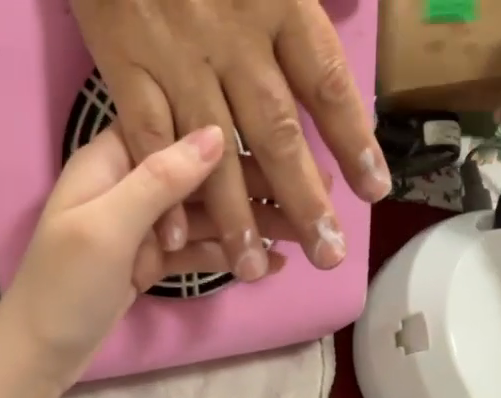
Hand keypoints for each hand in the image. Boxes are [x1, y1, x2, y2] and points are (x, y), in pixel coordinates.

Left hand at [0, 126, 284, 379]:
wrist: (39, 354)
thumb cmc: (65, 287)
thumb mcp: (108, 226)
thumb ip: (160, 179)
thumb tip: (217, 133)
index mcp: (113, 160)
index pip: (182, 132)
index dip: (236, 138)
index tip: (289, 148)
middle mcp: (130, 184)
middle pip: (203, 176)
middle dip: (255, 188)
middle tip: (315, 201)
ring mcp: (141, 226)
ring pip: (205, 216)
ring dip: (251, 224)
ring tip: (304, 235)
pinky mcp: (148, 261)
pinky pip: (195, 250)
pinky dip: (227, 254)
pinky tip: (269, 261)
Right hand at [68, 0, 389, 279]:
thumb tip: (351, 21)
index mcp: (277, 5)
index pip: (326, 84)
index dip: (352, 140)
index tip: (372, 190)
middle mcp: (235, 42)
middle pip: (277, 134)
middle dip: (304, 200)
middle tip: (326, 254)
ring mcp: (178, 62)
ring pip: (214, 152)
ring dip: (236, 217)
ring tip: (254, 269)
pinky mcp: (128, 71)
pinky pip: (148, 141)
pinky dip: (161, 191)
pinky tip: (176, 241)